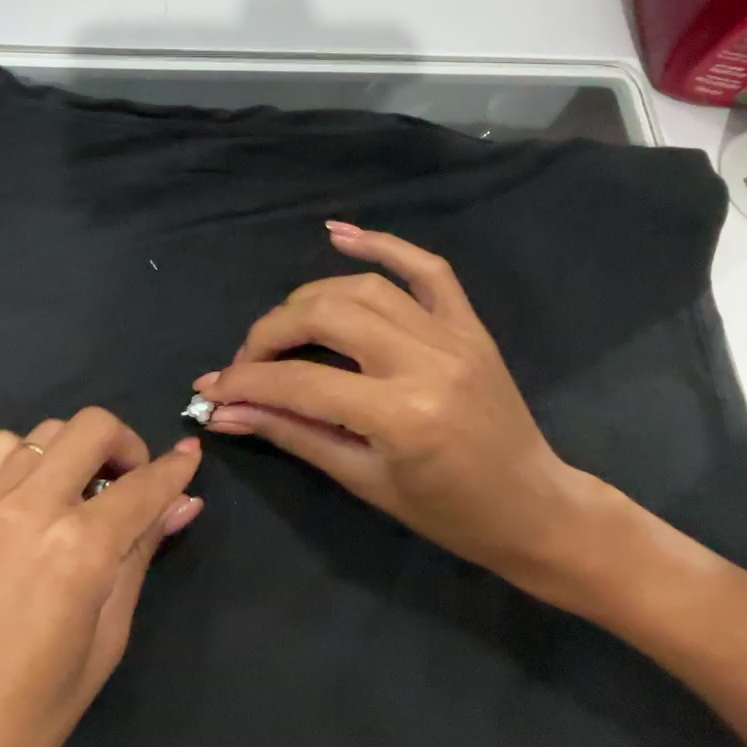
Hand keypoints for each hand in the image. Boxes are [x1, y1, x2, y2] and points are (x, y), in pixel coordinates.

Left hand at [0, 408, 203, 746]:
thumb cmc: (30, 710)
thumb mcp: (105, 641)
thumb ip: (141, 559)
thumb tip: (182, 505)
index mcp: (80, 549)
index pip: (144, 486)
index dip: (177, 469)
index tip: (191, 458)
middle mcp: (35, 506)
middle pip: (93, 428)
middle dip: (129, 445)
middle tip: (134, 485)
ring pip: (46, 430)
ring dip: (77, 448)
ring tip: (85, 491)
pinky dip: (27, 454)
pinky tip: (34, 493)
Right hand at [196, 222, 604, 584]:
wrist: (534, 508)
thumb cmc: (448, 512)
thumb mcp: (363, 480)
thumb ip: (292, 434)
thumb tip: (224, 413)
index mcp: (402, 415)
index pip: (300, 382)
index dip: (245, 382)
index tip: (211, 388)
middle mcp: (426, 361)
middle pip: (325, 316)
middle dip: (269, 333)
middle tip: (247, 361)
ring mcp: (452, 335)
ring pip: (361, 288)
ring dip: (308, 300)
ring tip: (282, 328)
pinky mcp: (469, 323)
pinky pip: (426, 268)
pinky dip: (381, 244)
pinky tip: (336, 233)